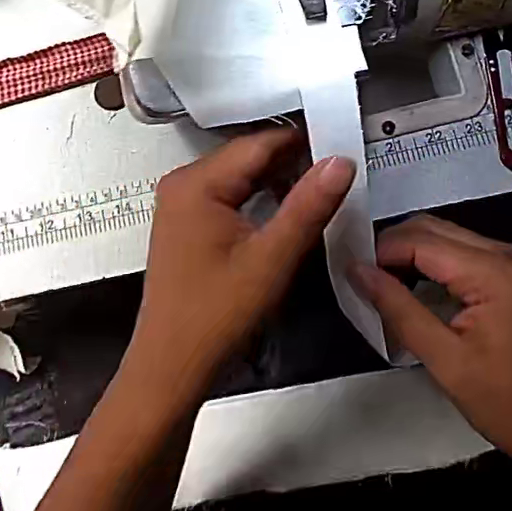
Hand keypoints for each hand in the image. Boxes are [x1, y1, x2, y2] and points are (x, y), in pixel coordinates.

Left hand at [125, 127, 354, 398]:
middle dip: (291, 160)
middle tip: (337, 170)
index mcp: (196, 182)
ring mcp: (181, 203)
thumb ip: (308, 206)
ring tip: (318, 190)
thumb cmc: (215, 316)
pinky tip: (285, 211)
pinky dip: (258, 197)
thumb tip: (339, 162)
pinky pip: (229, 194)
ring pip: (239, 175)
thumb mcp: (271, 259)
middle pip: (247, 156)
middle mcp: (183, 183)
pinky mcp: (186, 223)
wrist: (170, 369)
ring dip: (277, 180)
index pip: (259, 143)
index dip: (302, 141)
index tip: (341, 142)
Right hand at [349, 215, 511, 493]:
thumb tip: (355, 270)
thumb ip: (398, 308)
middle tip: (361, 275)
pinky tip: (414, 284)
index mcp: (495, 271)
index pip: (421, 241)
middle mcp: (508, 253)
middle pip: (434, 228)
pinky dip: (434, 262)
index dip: (380, 251)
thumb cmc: (511, 406)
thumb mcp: (446, 361)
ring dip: (411, 253)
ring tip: (380, 281)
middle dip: (392, 247)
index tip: (350, 272)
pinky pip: (464, 251)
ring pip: (448, 236)